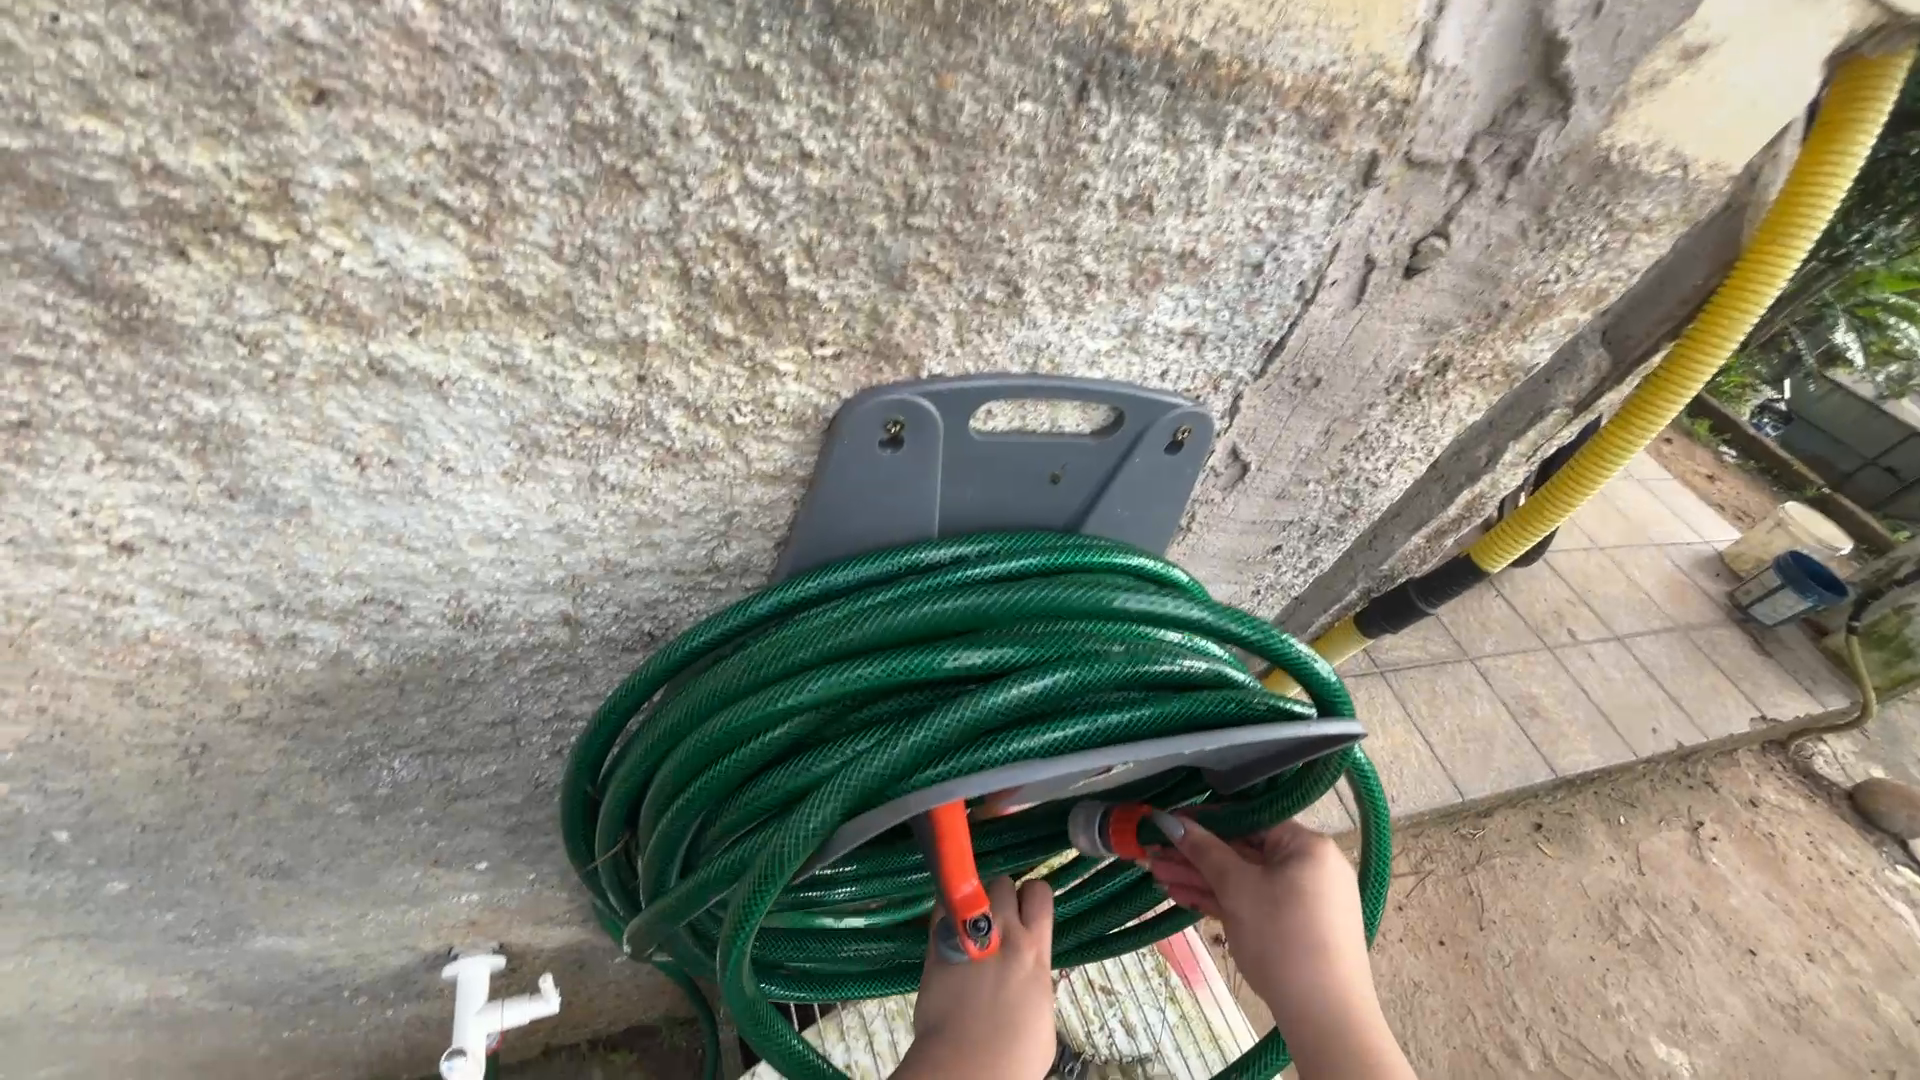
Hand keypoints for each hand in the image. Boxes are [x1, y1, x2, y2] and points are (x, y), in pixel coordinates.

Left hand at [895, 876, 1055, 1079]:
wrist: (968, 1067)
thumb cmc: (1014, 1056)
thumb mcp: (1042, 1014)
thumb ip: (1035, 980)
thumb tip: (1029, 975)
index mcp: (1035, 951)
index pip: (1040, 893)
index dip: (1032, 897)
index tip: (1027, 911)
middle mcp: (1005, 934)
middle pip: (1004, 883)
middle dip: (1001, 896)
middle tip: (997, 918)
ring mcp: (969, 935)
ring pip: (973, 888)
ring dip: (974, 900)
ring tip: (971, 921)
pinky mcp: (938, 944)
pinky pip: (941, 907)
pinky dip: (946, 910)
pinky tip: (948, 924)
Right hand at [1149, 817, 1413, 1079]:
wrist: (1325, 1018)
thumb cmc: (1282, 937)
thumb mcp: (1237, 888)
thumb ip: (1204, 850)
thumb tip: (1169, 820)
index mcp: (1308, 846)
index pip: (1250, 819)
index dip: (1205, 820)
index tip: (1169, 822)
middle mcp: (1309, 866)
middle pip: (1243, 850)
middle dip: (1195, 855)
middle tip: (1154, 852)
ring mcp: (1303, 898)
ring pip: (1243, 878)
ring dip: (1200, 878)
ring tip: (1156, 875)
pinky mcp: (1293, 926)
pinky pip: (1252, 901)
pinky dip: (1220, 899)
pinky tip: (1181, 896)